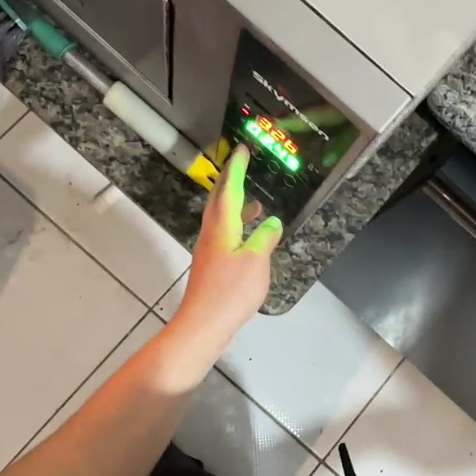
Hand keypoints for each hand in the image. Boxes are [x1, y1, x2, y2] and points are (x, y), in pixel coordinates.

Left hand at [167, 147, 281, 358]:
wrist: (202, 325)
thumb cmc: (230, 291)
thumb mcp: (256, 262)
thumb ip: (265, 239)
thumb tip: (272, 222)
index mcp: (222, 227)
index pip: (230, 190)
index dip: (236, 169)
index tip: (241, 151)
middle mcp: (211, 234)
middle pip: (219, 202)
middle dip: (231, 183)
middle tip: (242, 168)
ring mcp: (208, 251)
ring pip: (221, 220)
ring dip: (236, 207)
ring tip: (255, 203)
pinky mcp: (210, 268)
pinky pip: (223, 236)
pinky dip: (237, 228)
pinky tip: (248, 239)